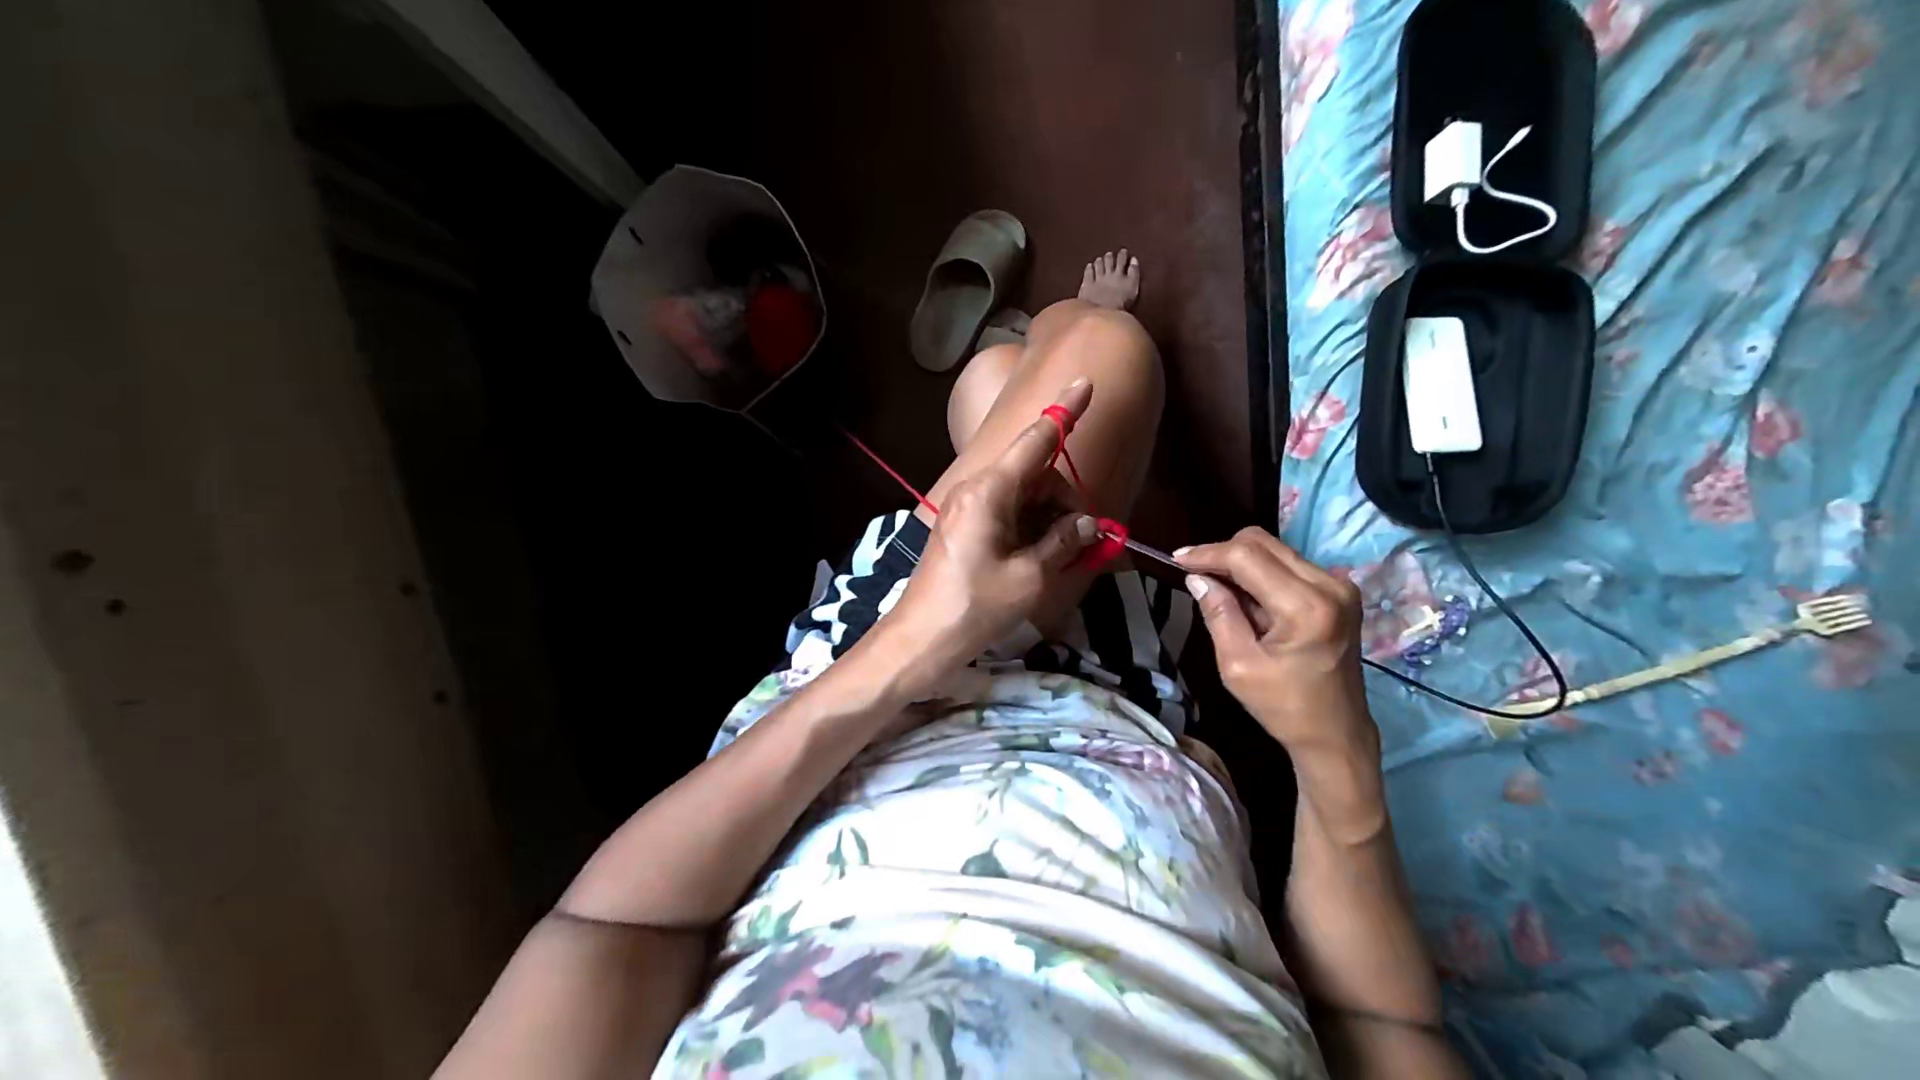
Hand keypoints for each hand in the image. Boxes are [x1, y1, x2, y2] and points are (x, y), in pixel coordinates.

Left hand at [884, 380, 1102, 675]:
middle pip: (1036, 474)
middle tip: (1086, 542)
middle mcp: (976, 489)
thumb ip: (1063, 541)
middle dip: (1066, 501)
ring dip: (1051, 520)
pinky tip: (1043, 559)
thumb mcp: (1030, 577)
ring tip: (1065, 558)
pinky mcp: (965, 527)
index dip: (1065, 412)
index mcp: (990, 491)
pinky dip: (1032, 530)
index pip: (1035, 441)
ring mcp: (968, 508)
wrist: (920, 639)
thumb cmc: (975, 607)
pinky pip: (1008, 514)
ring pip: (1024, 496)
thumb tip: (1087, 524)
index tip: (1087, 382)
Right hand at [1176, 528, 1374, 755]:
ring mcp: (1340, 587)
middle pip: (1263, 543)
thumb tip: (1197, 577)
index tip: (1176, 559)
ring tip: (1220, 592)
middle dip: (1222, 553)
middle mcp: (1329, 586)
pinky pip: (1289, 565)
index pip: (1247, 556)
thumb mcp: (1237, 665)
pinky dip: (1261, 573)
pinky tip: (1247, 600)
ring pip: (1275, 550)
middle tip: (1195, 575)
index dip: (1207, 553)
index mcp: (1306, 606)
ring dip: (1242, 564)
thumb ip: (1218, 614)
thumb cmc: (1284, 707)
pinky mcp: (1340, 592)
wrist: (1336, 733)